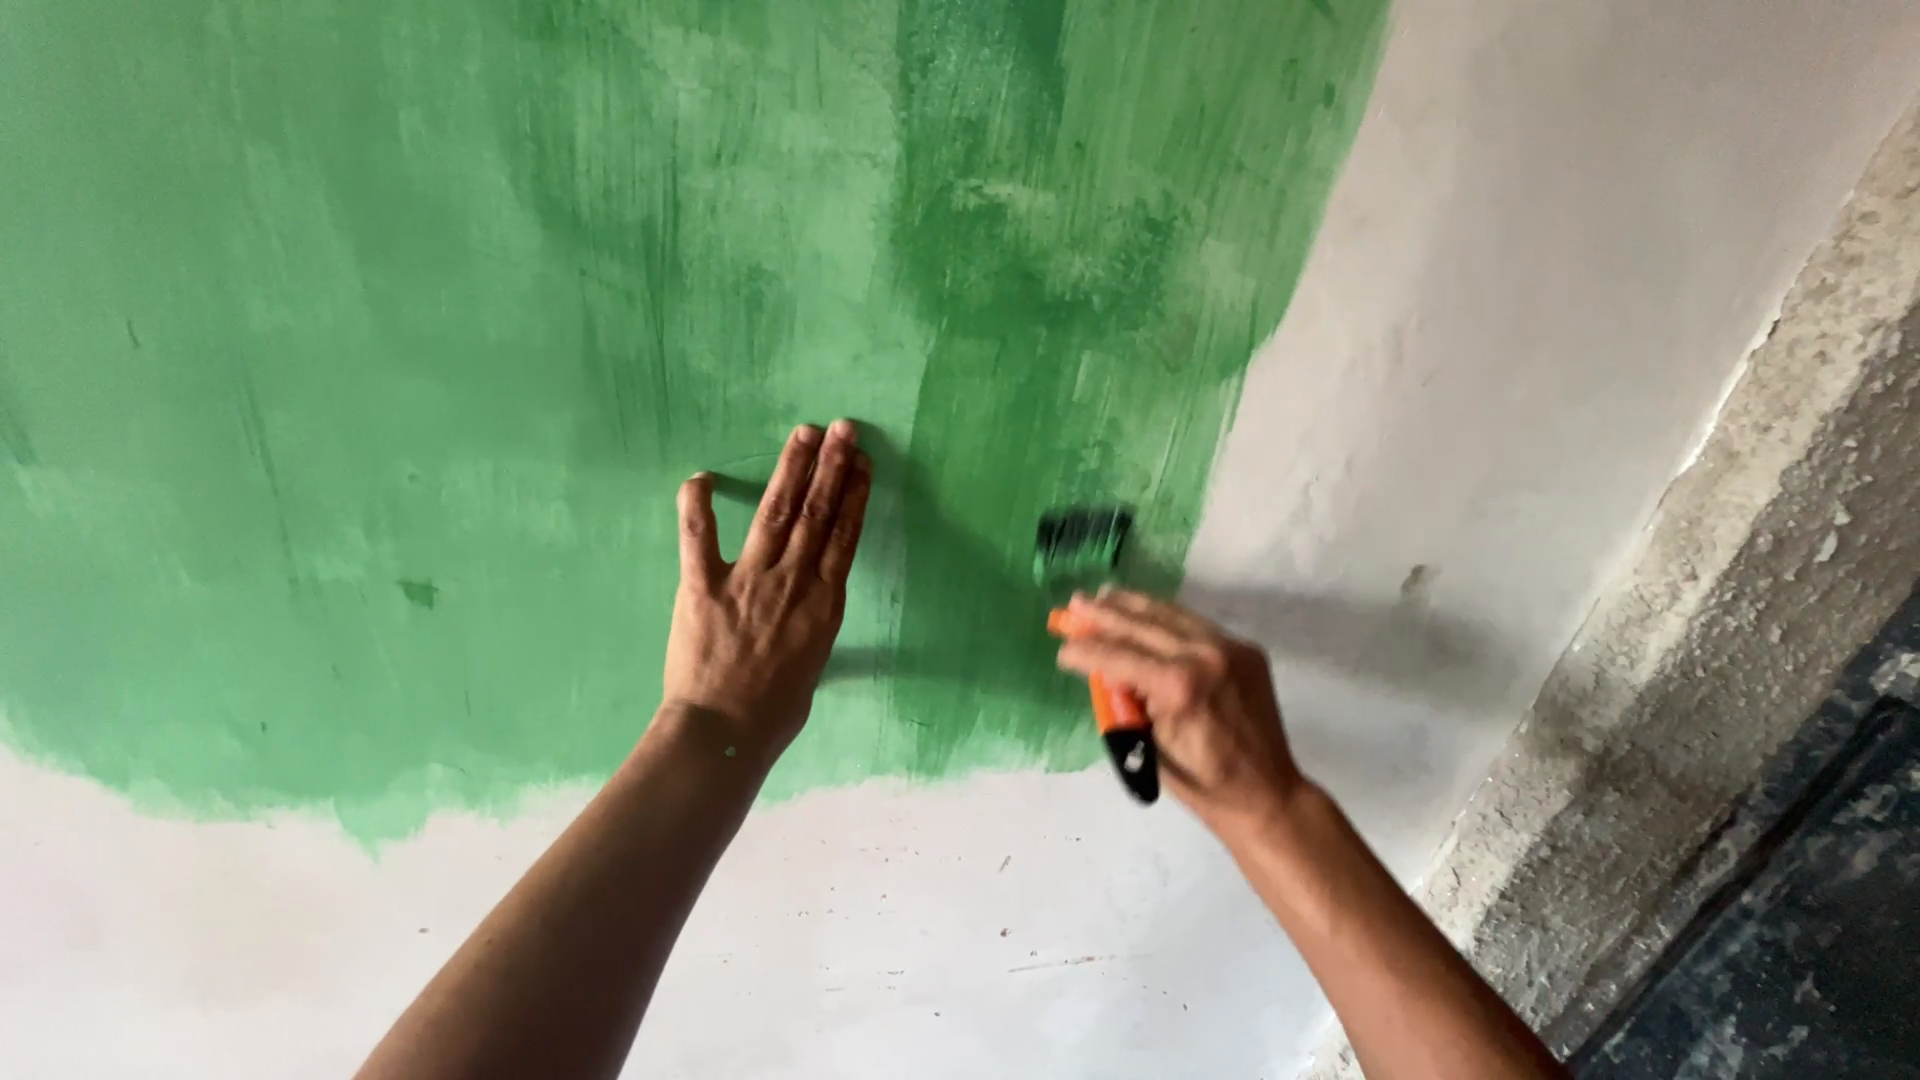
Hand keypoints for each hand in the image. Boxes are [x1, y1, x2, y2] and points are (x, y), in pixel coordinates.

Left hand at [661, 420, 871, 762]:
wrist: (724, 732)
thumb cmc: (775, 711)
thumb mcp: (814, 667)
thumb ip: (812, 629)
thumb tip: (808, 614)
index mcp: (824, 603)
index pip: (844, 536)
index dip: (855, 495)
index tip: (863, 463)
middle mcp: (793, 581)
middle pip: (817, 514)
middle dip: (832, 467)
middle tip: (843, 429)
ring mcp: (748, 580)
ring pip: (775, 513)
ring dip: (791, 470)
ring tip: (805, 434)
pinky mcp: (702, 586)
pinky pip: (698, 537)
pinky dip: (697, 504)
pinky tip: (701, 476)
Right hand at [1053, 589, 1305, 834]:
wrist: (1267, 791)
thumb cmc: (1200, 781)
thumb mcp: (1148, 745)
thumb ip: (1126, 700)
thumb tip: (1106, 668)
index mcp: (1179, 687)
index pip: (1120, 657)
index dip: (1088, 652)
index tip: (1064, 650)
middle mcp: (1205, 656)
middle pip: (1142, 626)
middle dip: (1104, 615)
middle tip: (1075, 604)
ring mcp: (1229, 647)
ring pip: (1170, 614)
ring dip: (1133, 605)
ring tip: (1104, 594)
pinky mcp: (1244, 648)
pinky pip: (1194, 623)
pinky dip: (1164, 616)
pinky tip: (1144, 611)